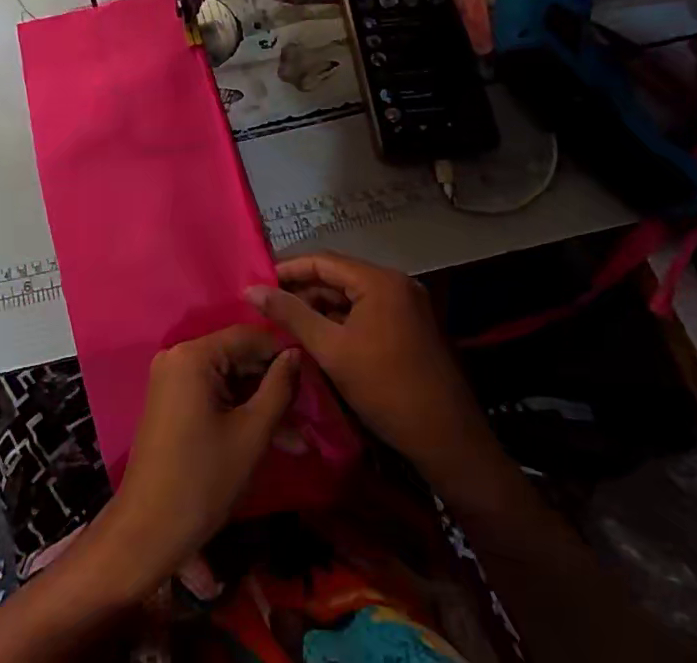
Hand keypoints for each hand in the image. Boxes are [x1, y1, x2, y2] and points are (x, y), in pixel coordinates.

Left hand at [93, 325, 300, 592]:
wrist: (149, 528)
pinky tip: (272, 436)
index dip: (284, 353)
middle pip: (237, 356)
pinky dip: (240, 410)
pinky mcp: (171, 402)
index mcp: (193, 356)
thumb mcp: (252, 432)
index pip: (249, 335)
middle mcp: (177, 357)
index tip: (317, 376)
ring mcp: (171, 380)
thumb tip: (297, 354)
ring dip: (261, 402)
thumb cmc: (204, 478)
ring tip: (299, 435)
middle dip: (274, 382)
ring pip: (228, 378)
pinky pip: (213, 393)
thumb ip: (279, 387)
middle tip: (311, 411)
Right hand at [245, 253, 487, 478]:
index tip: (257, 285)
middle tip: (267, 307)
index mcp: (380, 281)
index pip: (323, 261)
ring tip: (285, 323)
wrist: (445, 435)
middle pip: (338, 276)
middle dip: (301, 290)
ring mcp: (406, 304)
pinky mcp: (409, 325)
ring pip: (351, 296)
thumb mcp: (330, 350)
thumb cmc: (384, 388)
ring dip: (319, 306)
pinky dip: (340, 320)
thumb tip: (251, 290)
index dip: (287, 270)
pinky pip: (366, 311)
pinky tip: (316, 336)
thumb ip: (291, 315)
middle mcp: (396, 284)